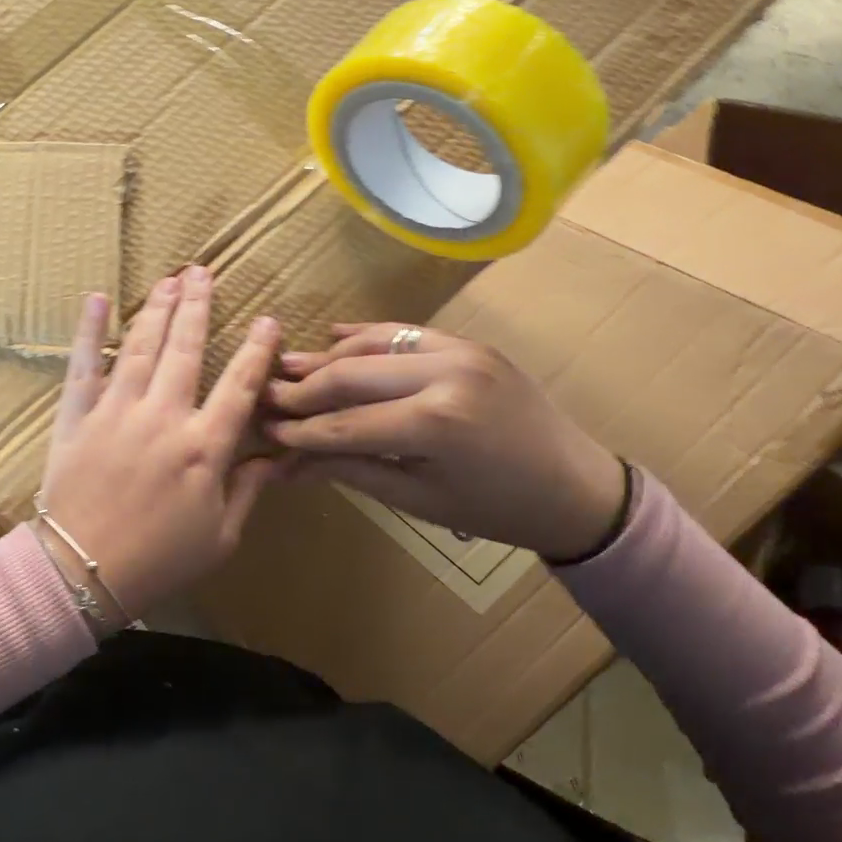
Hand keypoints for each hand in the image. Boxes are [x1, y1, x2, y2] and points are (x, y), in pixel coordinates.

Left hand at [39, 268, 282, 617]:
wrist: (83, 571)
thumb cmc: (159, 560)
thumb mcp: (220, 536)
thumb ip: (249, 489)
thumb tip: (279, 456)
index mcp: (203, 448)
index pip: (239, 387)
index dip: (256, 351)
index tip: (266, 320)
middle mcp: (162, 418)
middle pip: (185, 351)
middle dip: (197, 308)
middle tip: (203, 273)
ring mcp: (116, 413)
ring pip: (140, 348)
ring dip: (157, 310)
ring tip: (169, 280)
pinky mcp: (77, 417)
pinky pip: (83, 366)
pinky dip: (89, 331)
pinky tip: (98, 299)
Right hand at [265, 323, 625, 561]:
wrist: (578, 488)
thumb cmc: (496, 509)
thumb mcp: (418, 498)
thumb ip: (349, 470)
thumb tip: (285, 465)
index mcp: (438, 423)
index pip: (346, 424)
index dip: (300, 430)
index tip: (263, 429)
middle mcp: (447, 374)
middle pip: (352, 375)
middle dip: (303, 388)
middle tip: (264, 395)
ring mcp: (462, 351)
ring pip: (374, 345)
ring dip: (327, 357)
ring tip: (286, 366)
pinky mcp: (470, 343)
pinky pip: (406, 332)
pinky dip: (368, 335)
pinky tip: (333, 337)